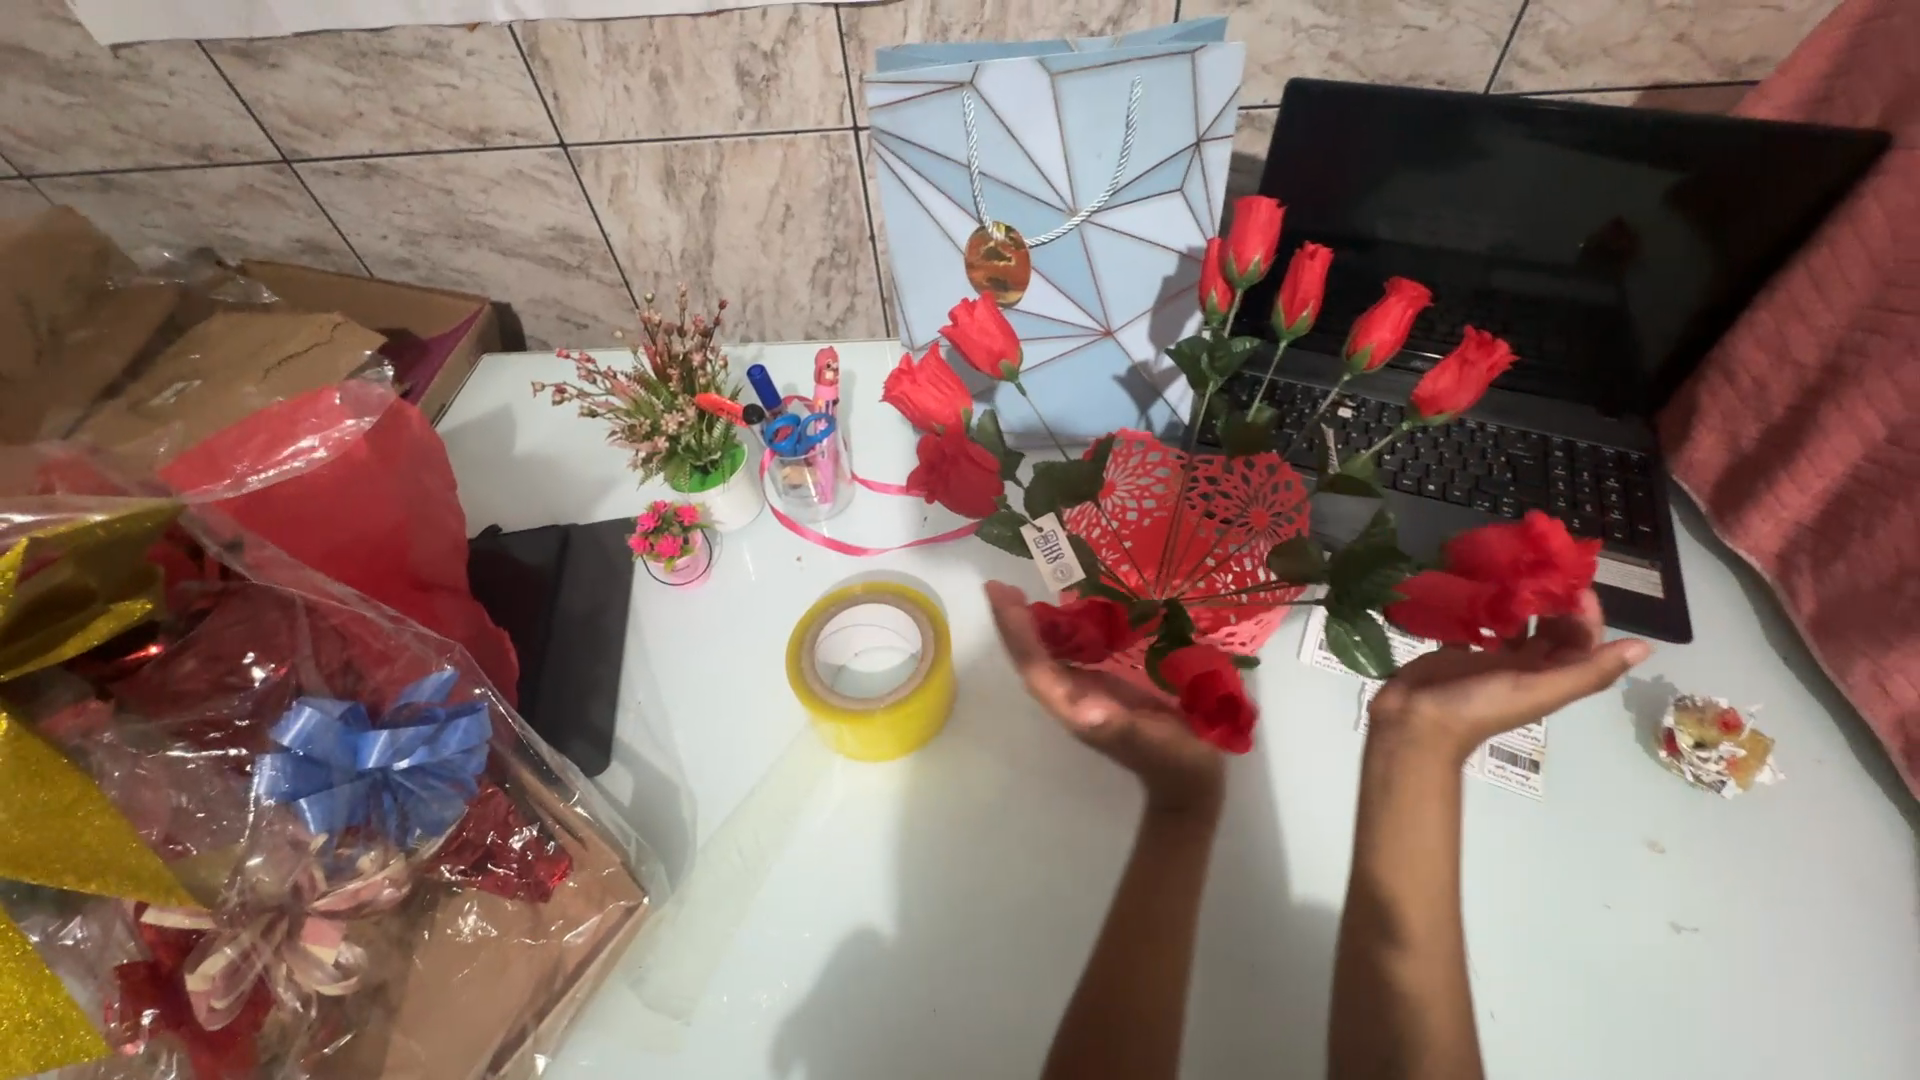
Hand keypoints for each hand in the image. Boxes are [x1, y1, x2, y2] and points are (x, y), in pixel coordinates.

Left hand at [986, 581, 1224, 814]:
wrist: (1187, 778)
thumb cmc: (1173, 759)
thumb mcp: (1153, 742)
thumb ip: (1119, 728)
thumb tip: (1086, 714)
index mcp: (1075, 710)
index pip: (1034, 666)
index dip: (1016, 633)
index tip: (1002, 596)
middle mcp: (1068, 699)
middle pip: (1029, 658)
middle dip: (1012, 623)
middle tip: (998, 586)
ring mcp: (1080, 693)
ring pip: (1042, 655)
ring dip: (1026, 625)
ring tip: (1014, 592)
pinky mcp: (1095, 687)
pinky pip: (1064, 655)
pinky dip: (1054, 631)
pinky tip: (1056, 611)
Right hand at [1368, 589, 1651, 761]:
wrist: (1418, 723)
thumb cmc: (1480, 706)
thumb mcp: (1539, 690)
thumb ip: (1588, 671)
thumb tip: (1644, 647)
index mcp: (1548, 677)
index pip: (1581, 641)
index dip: (1585, 614)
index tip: (1573, 582)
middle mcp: (1523, 667)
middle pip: (1548, 631)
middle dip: (1550, 601)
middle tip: (1537, 569)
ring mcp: (1487, 660)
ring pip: (1511, 626)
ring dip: (1513, 602)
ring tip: (1505, 572)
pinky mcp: (1455, 652)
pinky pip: (1471, 626)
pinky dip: (1474, 608)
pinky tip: (1469, 587)